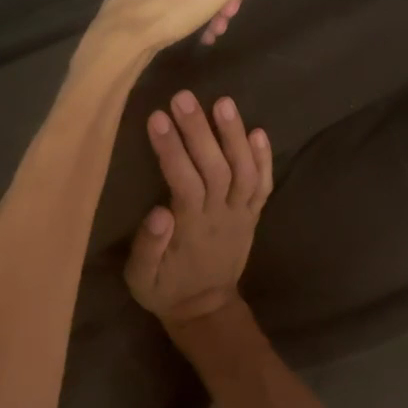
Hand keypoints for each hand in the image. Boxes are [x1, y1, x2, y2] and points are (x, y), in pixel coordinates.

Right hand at [126, 91, 272, 325]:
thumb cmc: (166, 289)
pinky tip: (258, 130)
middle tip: (183, 97)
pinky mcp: (253, 214)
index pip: (184, 181)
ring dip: (235, 136)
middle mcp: (221, 216)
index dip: (172, 149)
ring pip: (245, 172)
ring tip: (223, 102)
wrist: (206, 310)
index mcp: (191, 229)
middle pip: (216, 168)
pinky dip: (265, 159)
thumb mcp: (142, 279)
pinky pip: (264, 186)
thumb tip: (160, 211)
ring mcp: (241, 214)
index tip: (157, 117)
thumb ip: (148, 247)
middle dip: (200, 131)